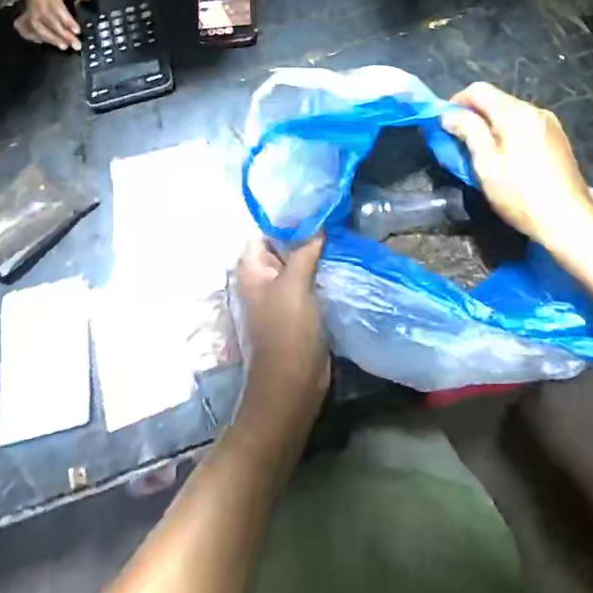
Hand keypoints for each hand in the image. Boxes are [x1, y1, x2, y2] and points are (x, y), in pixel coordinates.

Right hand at [12, 0, 90, 49]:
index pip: (58, 10)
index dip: (67, 22)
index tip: (77, 31)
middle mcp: (39, 5)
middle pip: (51, 23)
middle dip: (63, 35)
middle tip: (76, 45)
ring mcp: (31, 10)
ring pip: (39, 28)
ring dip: (51, 39)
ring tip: (63, 47)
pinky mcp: (27, 13)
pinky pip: (27, 27)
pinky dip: (32, 36)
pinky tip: (41, 42)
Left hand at [234, 236, 327, 429]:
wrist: (292, 384)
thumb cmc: (287, 331)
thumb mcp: (295, 285)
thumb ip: (304, 251)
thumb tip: (317, 224)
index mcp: (251, 269)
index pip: (265, 232)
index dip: (287, 220)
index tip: (315, 207)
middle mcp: (262, 278)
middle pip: (283, 246)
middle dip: (306, 234)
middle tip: (334, 219)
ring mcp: (280, 295)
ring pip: (299, 264)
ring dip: (316, 254)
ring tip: (341, 236)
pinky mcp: (298, 309)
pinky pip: (309, 282)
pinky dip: (321, 272)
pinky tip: (341, 262)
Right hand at [440, 82, 592, 249]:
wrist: (570, 222)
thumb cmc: (521, 193)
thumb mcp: (486, 163)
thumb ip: (468, 131)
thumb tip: (450, 114)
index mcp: (516, 112)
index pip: (478, 90)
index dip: (456, 102)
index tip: (444, 125)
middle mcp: (536, 111)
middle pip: (496, 101)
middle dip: (473, 117)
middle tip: (459, 144)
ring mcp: (550, 126)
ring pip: (511, 116)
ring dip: (490, 128)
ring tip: (480, 155)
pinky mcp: (558, 143)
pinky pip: (525, 128)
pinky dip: (508, 136)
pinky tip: (506, 161)